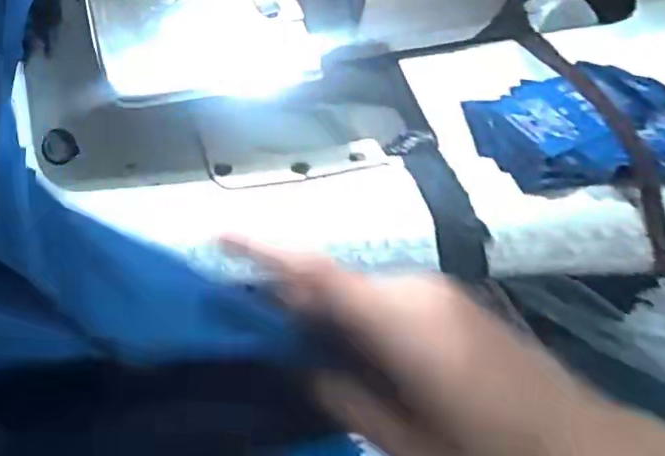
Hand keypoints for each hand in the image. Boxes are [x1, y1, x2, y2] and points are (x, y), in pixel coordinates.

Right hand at [223, 241, 664, 455]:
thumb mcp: (412, 445)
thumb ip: (342, 395)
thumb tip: (289, 360)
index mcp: (398, 318)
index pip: (310, 268)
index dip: (259, 246)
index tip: (214, 230)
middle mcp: (410, 286)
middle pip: (328, 277)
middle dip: (290, 294)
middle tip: (258, 322)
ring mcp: (434, 288)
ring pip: (354, 286)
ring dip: (326, 306)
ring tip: (308, 345)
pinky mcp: (449, 298)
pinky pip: (382, 294)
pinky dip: (357, 311)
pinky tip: (359, 348)